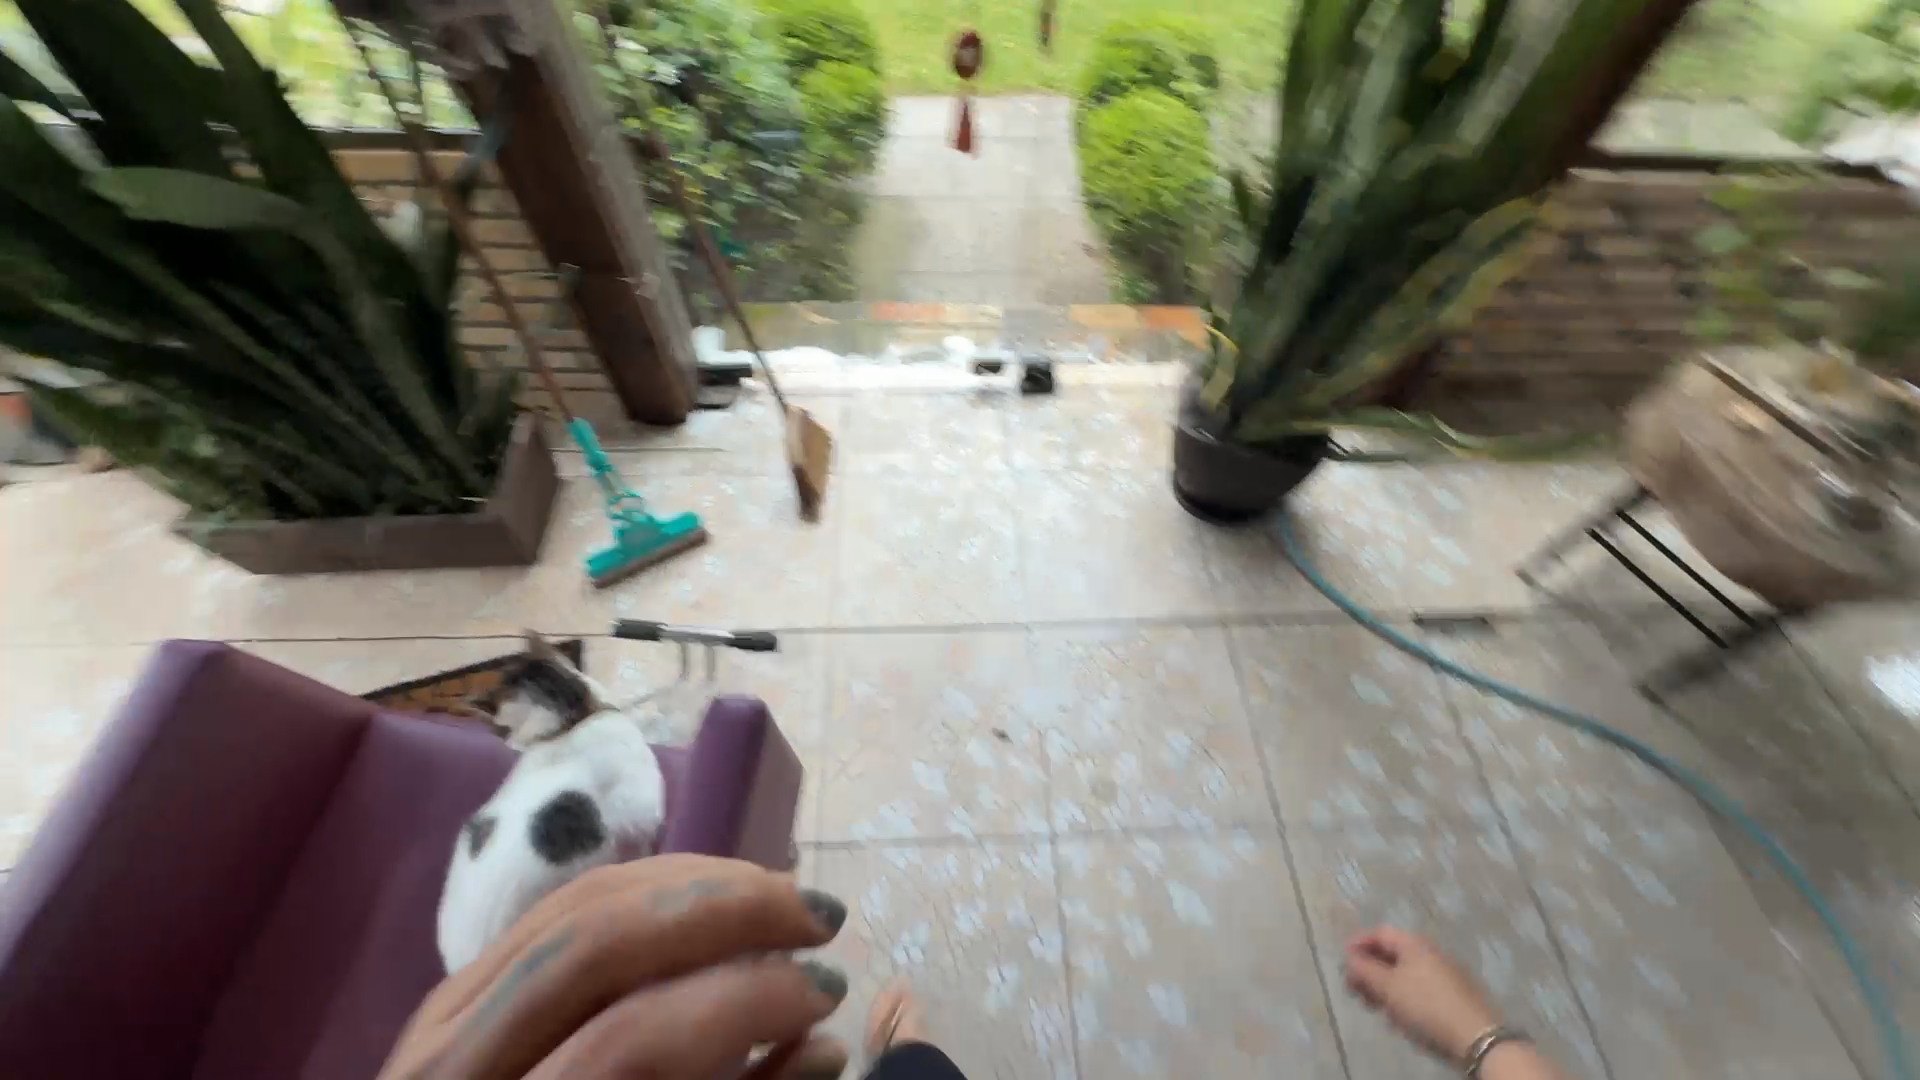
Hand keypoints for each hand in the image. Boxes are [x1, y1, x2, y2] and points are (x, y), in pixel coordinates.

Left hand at [380, 854, 851, 1079]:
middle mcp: (452, 1065)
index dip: (744, 1004)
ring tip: (782, 892)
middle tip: (820, 914)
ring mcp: (446, 1010)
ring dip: (704, 880)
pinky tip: (718, 885)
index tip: (828, 991)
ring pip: (588, 900)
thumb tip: (828, 1045)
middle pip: (602, 940)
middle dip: (731, 909)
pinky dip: (660, 879)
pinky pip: (573, 896)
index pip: (629, 1042)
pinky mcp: (465, 977)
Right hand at [1343, 926, 1500, 1063]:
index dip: (1358, 944)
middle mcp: (1430, 951)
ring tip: (1377, 1006)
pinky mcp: (1456, 995)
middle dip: (1371, 970)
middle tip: (1357, 989)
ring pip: (1407, 973)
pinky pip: (1422, 988)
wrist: (1480, 1039)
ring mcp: (1446, 973)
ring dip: (1386, 986)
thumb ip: (1363, 969)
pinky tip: (1402, 1015)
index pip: (1378, 933)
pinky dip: (1406, 996)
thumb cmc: (1426, 1005)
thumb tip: (1350, 958)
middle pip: (1392, 954)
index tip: (1344, 962)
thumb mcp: (1387, 987)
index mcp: (1413, 943)